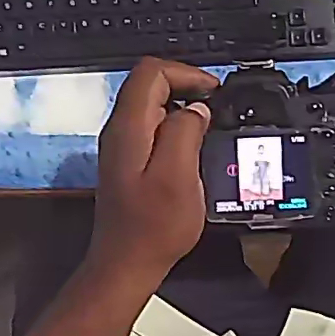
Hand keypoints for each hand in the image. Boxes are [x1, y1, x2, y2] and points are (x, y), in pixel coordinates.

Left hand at [89, 57, 219, 281]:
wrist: (127, 263)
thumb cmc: (153, 227)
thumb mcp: (178, 176)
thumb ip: (185, 133)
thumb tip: (197, 110)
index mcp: (129, 128)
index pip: (151, 72)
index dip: (186, 73)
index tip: (213, 92)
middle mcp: (119, 131)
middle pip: (149, 83)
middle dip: (186, 85)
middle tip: (215, 104)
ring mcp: (121, 145)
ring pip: (150, 104)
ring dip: (182, 104)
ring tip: (209, 122)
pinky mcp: (128, 160)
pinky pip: (151, 126)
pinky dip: (175, 124)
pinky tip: (192, 142)